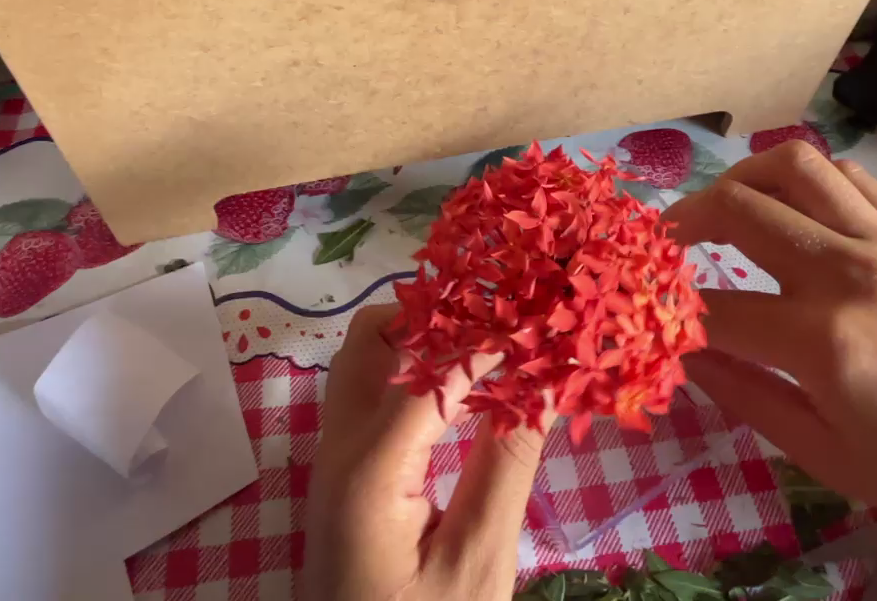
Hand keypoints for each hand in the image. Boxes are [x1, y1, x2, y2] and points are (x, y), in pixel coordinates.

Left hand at [303, 304, 546, 600]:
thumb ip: (508, 461)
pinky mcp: (342, 471)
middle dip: (436, 315)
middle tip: (500, 321)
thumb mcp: (479, 562)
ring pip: (364, 358)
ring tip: (485, 343)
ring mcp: (332, 456)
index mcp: (368, 468)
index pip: (430, 370)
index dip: (487, 339)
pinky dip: (411, 368)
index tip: (537, 320)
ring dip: (420, 336)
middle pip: (371, 340)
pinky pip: (368, 390)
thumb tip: (544, 379)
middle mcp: (336, 445)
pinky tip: (458, 387)